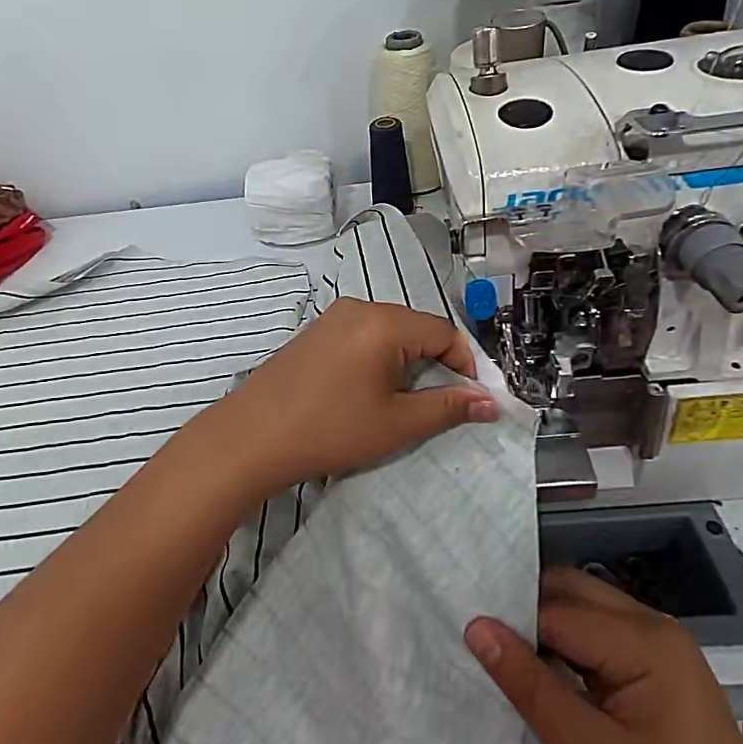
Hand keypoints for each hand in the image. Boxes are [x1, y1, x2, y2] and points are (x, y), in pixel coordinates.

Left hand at [199, 297, 499, 497]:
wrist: (252, 436)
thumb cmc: (330, 429)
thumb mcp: (397, 423)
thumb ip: (448, 406)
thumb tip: (490, 402)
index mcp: (383, 322)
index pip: (443, 332)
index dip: (464, 365)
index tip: (468, 399)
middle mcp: (358, 307)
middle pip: (415, 327)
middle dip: (433, 363)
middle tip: (433, 404)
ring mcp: (332, 316)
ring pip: (388, 331)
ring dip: (404, 361)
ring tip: (398, 402)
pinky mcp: (314, 331)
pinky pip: (361, 335)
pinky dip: (377, 357)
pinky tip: (364, 391)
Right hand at [465, 567, 742, 743]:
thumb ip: (532, 687)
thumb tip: (478, 629)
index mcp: (648, 638)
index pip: (556, 611)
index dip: (511, 623)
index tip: (471, 638)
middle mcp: (657, 628)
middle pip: (573, 594)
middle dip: (528, 613)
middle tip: (486, 643)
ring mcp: (664, 649)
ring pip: (585, 613)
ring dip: (547, 632)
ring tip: (511, 664)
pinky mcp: (662, 674)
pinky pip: (603, 640)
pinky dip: (571, 651)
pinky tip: (547, 678)